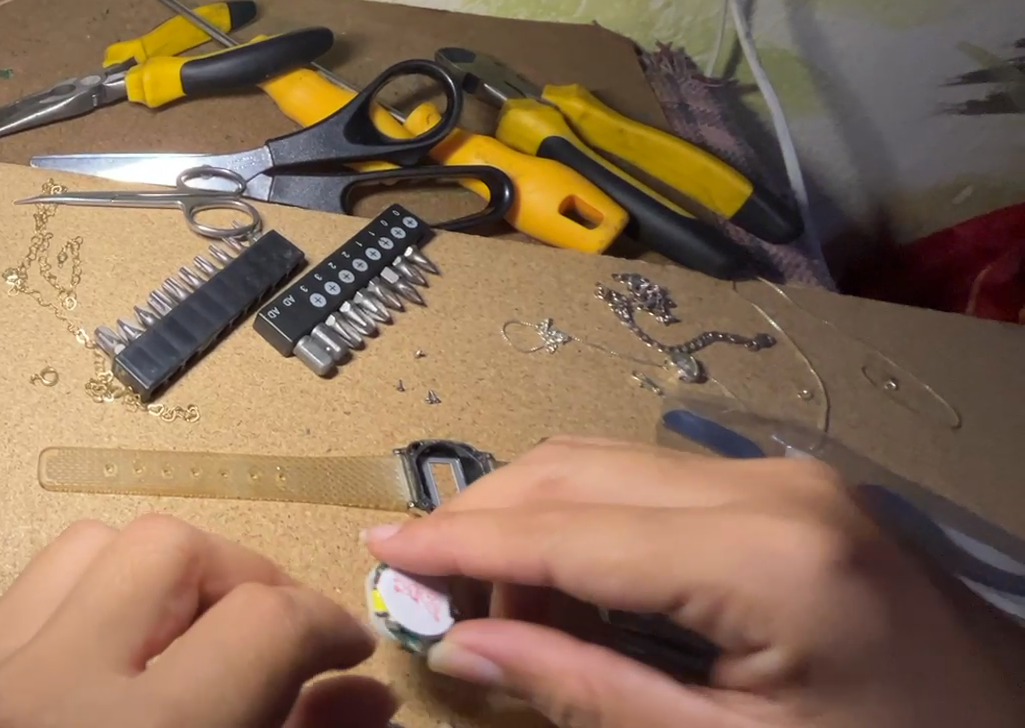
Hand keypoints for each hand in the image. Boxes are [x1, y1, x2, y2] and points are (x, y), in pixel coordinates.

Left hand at [0, 514, 390, 727]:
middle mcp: (44, 690)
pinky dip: (97, 588)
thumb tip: (368, 692)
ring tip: (197, 631)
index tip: (346, 645)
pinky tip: (123, 645)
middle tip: (273, 628)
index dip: (322, 623)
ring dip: (161, 572)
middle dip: (239, 575)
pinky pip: (41, 577)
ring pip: (95, 542)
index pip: (255, 624)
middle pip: (167, 546)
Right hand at [364, 437, 1024, 727]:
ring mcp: (774, 473)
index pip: (564, 534)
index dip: (457, 543)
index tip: (378, 550)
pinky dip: (572, 516)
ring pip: (588, 462)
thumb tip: (457, 648)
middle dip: (478, 522)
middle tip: (422, 580)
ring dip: (520, 516)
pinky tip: (561, 575)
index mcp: (768, 557)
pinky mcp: (776, 482)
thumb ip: (584, 691)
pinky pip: (633, 477)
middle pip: (565, 475)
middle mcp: (762, 484)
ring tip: (491, 592)